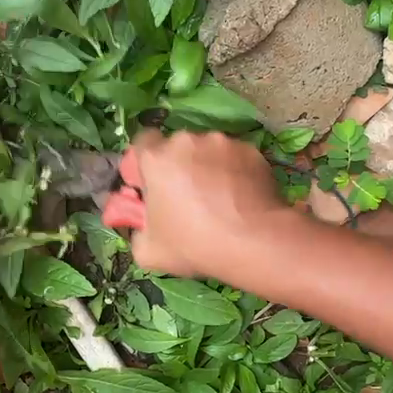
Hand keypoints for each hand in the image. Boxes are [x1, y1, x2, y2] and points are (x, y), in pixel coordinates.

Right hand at [123, 129, 296, 277]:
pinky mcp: (250, 150)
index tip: (152, 186)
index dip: (145, 164)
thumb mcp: (148, 251)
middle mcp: (187, 141)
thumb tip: (144, 225)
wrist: (254, 242)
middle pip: (176, 148)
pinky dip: (233, 172)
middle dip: (178, 167)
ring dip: (207, 168)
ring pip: (207, 152)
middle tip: (186, 198)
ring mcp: (222, 142)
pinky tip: (240, 198)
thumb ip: (137, 230)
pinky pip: (233, 158)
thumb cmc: (194, 244)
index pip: (141, 143)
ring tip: (218, 200)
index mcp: (156, 158)